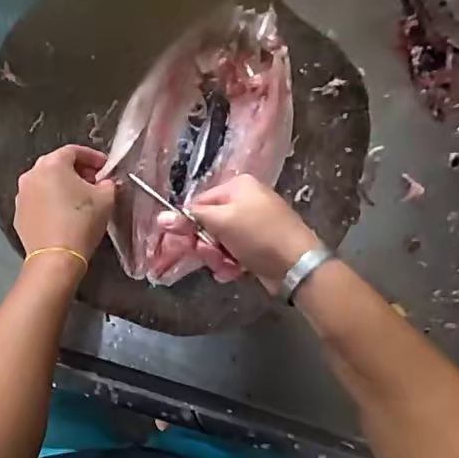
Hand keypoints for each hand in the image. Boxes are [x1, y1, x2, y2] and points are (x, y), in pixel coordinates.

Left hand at [15, 145, 115, 264]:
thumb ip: (107, 183)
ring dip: (61, 186)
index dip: (93, 157)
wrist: (55, 257)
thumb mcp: (106, 198)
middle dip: (77, 170)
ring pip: (44, 183)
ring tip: (78, 198)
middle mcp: (31, 175)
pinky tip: (62, 214)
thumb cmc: (82, 221)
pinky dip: (49, 201)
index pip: (74, 151)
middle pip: (56, 165)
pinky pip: (37, 201)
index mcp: (51, 164)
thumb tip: (103, 182)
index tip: (105, 167)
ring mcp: (21, 195)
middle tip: (94, 182)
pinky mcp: (18, 214)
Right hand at [180, 175, 323, 293]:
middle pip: (207, 224)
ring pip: (218, 242)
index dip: (188, 224)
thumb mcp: (220, 222)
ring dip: (217, 257)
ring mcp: (253, 224)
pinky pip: (232, 252)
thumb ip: (189, 219)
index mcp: (238, 186)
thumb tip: (160, 217)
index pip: (198, 203)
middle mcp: (246, 201)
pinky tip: (236, 271)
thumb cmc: (258, 235)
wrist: (298, 265)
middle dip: (206, 245)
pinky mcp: (258, 245)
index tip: (183, 242)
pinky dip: (230, 263)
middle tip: (211, 255)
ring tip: (228, 266)